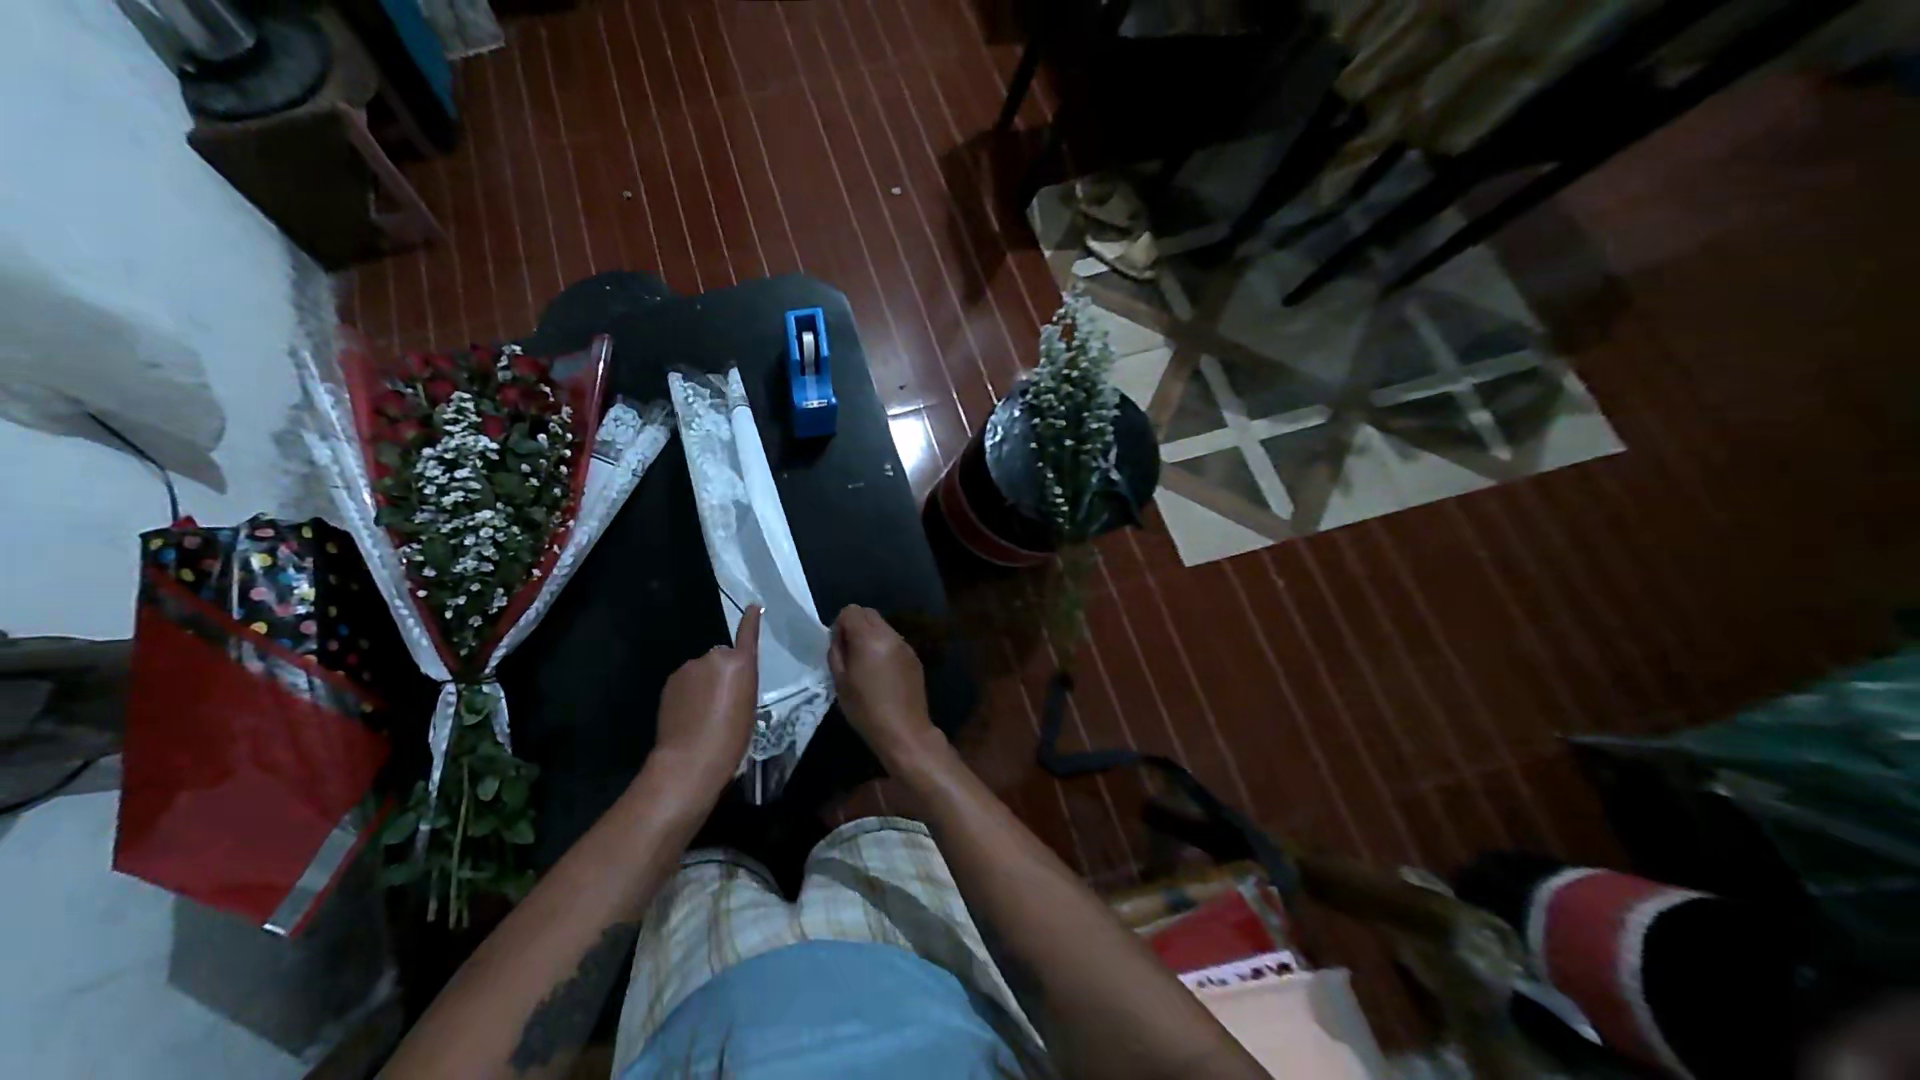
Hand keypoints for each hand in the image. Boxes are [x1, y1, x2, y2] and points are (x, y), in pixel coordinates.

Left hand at [650, 605, 760, 798]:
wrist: (691, 758)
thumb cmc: (732, 738)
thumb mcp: (748, 707)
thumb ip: (740, 685)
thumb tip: (728, 683)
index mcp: (740, 664)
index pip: (747, 634)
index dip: (751, 620)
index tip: (754, 606)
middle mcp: (714, 657)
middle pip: (721, 659)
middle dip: (722, 674)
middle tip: (724, 702)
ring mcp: (688, 668)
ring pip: (701, 672)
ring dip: (704, 685)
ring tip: (705, 714)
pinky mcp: (670, 681)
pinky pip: (685, 683)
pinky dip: (688, 694)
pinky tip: (688, 716)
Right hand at [829, 605, 937, 765]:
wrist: (903, 730)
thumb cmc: (865, 709)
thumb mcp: (840, 681)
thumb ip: (836, 651)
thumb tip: (839, 637)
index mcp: (869, 638)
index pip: (851, 610)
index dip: (840, 625)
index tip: (840, 647)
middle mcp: (890, 635)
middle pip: (869, 613)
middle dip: (856, 626)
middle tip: (850, 654)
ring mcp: (905, 645)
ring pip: (883, 627)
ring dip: (871, 637)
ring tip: (867, 665)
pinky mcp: (915, 657)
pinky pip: (895, 642)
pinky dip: (885, 648)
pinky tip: (883, 674)